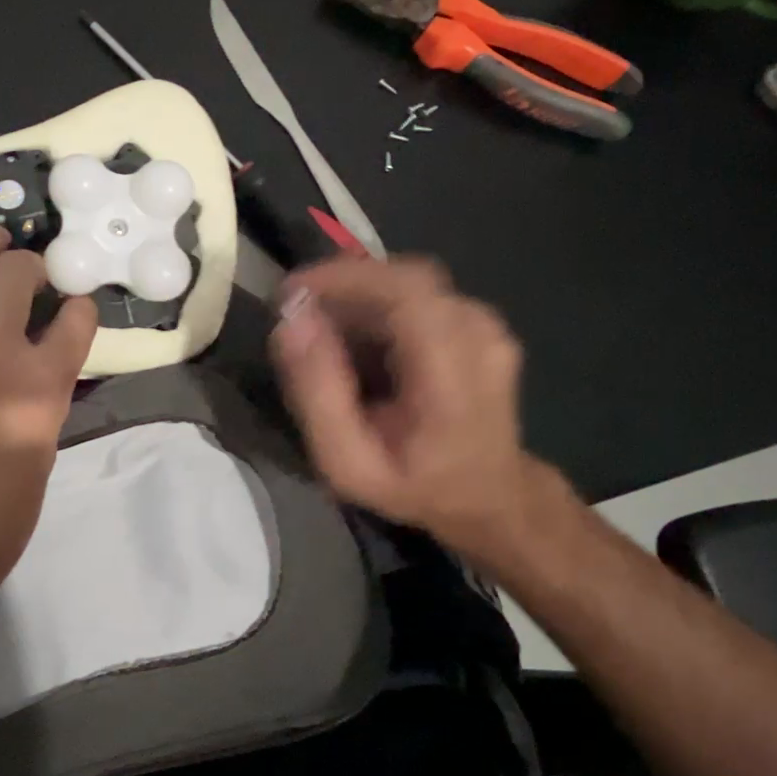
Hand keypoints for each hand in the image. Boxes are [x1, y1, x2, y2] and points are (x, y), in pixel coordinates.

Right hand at [268, 256, 560, 558]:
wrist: (486, 497)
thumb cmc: (412, 485)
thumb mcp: (347, 462)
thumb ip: (316, 392)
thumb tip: (290, 320)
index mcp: (454, 376)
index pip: (406, 291)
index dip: (344, 278)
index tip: (291, 293)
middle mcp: (479, 336)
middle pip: (401, 279)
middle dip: (342, 287)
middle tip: (296, 314)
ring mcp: (485, 324)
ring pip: (405, 282)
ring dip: (357, 297)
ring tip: (323, 335)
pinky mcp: (477, 319)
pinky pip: (416, 292)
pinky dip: (377, 305)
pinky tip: (357, 342)